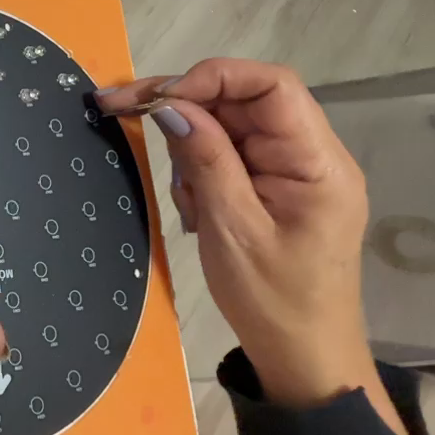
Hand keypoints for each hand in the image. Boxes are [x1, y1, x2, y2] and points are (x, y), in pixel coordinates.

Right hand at [100, 59, 407, 434]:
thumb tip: (169, 103)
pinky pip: (223, 152)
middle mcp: (307, 154)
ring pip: (224, 124)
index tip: (160, 98)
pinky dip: (195, 169)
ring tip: (185, 200)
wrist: (302, 358)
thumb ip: (204, 158)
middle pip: (239, 99)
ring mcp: (288, 168)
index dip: (212, 77)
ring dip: (187, 147)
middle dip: (181, 104)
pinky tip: (194, 208)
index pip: (271, 86)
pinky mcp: (268, 183)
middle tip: (117, 107)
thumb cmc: (274, 299)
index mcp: (317, 162)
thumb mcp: (232, 227)